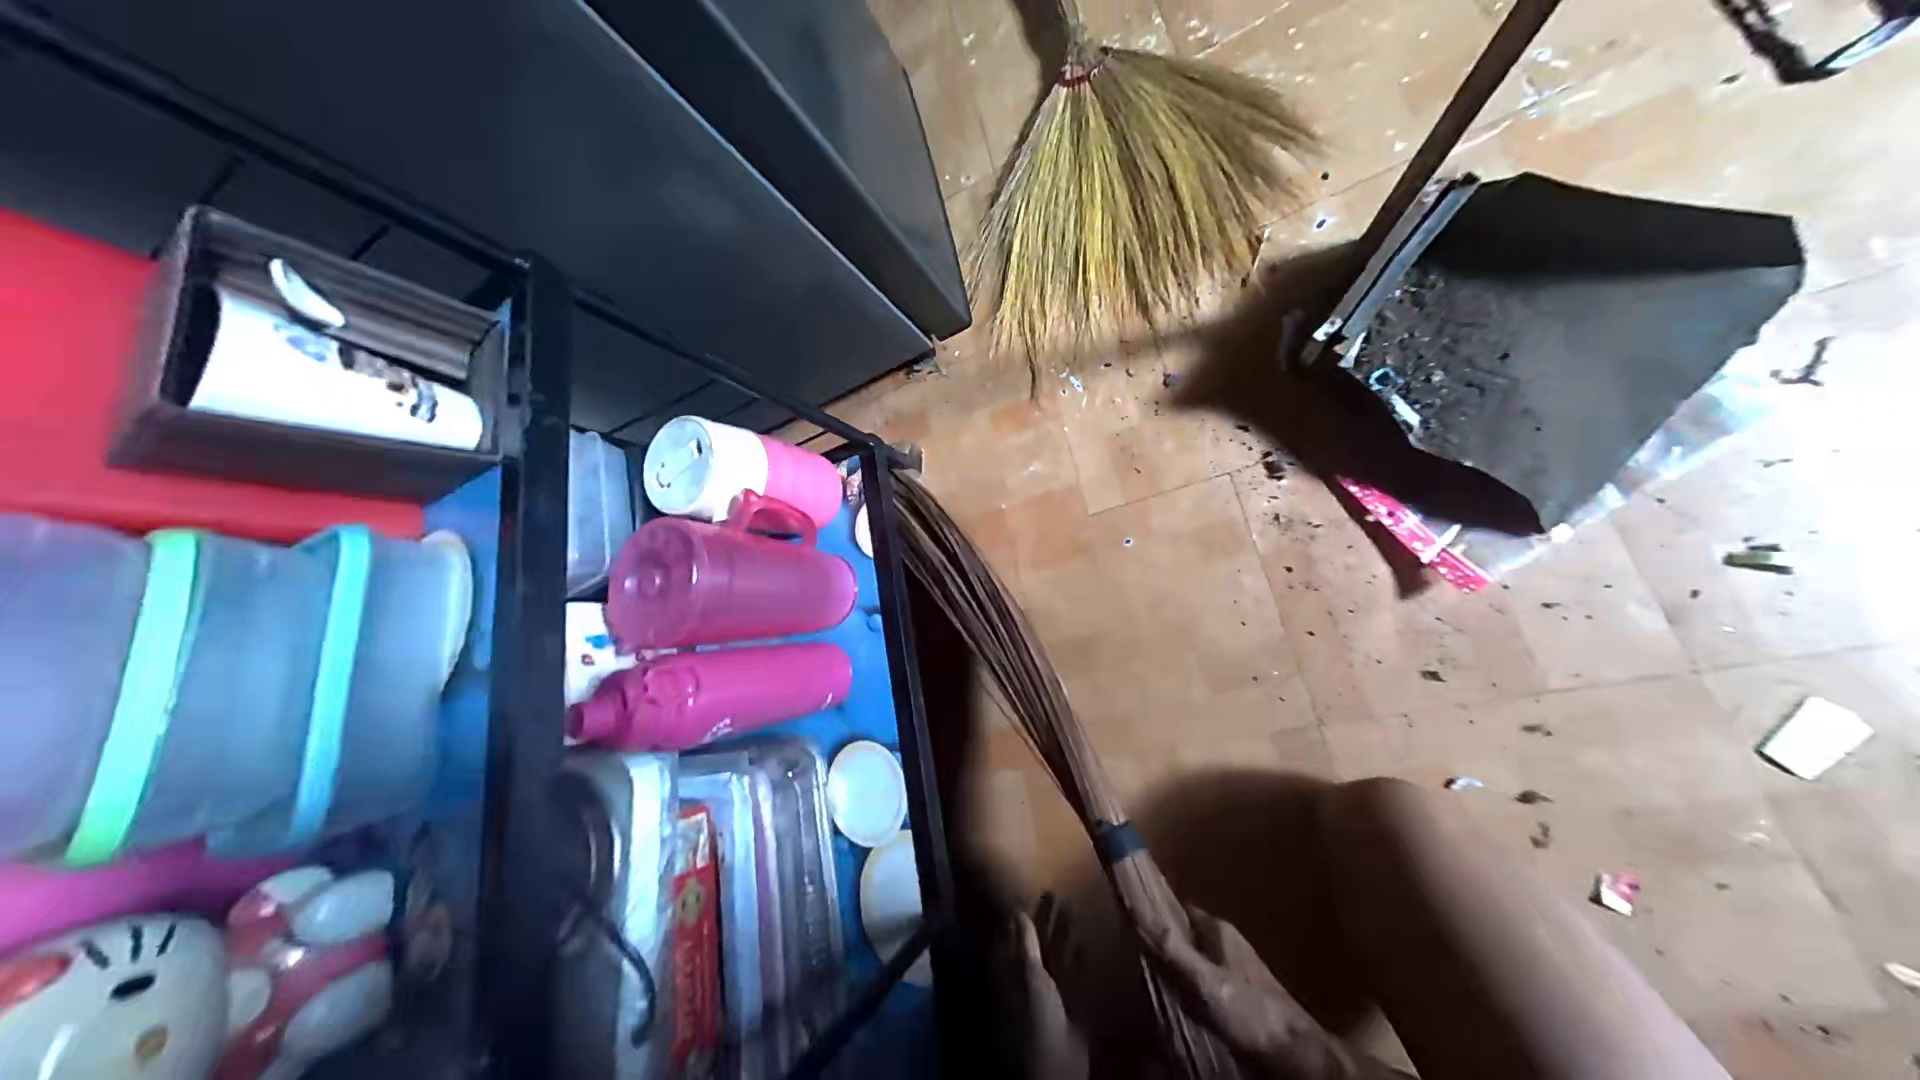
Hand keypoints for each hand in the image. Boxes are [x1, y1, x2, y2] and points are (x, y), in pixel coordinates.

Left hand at [1014, 910, 1088, 1079]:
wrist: (1053, 1068)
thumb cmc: (1033, 1018)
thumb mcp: (1027, 975)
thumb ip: (1025, 944)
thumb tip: (1018, 913)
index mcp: (1010, 971)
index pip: (1013, 937)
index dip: (1021, 916)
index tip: (1030, 892)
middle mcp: (1027, 978)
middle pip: (1036, 943)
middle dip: (1044, 920)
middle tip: (1054, 893)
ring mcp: (1049, 992)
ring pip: (1056, 956)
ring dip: (1063, 934)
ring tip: (1071, 908)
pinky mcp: (1070, 1006)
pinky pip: (1074, 978)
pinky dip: (1079, 961)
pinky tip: (1085, 944)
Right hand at [1143, 905, 1365, 1079]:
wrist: (1298, 1055)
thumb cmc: (1250, 1013)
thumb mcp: (1205, 982)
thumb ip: (1172, 950)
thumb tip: (1137, 912)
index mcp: (1218, 930)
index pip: (1179, 906)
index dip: (1157, 910)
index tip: (1132, 919)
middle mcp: (1228, 942)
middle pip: (1187, 932)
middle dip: (1166, 941)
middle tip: (1140, 956)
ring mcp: (1239, 967)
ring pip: (1198, 956)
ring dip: (1180, 965)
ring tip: (1156, 981)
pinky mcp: (1245, 994)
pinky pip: (1209, 979)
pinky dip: (1194, 986)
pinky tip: (1184, 1003)